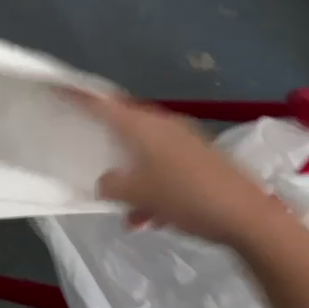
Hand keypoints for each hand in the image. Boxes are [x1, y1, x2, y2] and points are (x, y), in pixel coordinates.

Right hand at [70, 91, 290, 247]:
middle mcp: (163, 125)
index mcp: (142, 125)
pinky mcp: (204, 161)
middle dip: (106, 139)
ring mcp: (186, 142)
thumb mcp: (137, 194)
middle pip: (124, 125)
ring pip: (146, 152)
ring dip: (133, 175)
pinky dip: (154, 186)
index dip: (77, 95)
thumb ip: (111, 185)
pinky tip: (152, 217)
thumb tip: (105, 181)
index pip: (101, 103)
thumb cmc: (186, 198)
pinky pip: (166, 167)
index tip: (56, 87)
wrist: (253, 220)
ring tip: (126, 207)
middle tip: (87, 145)